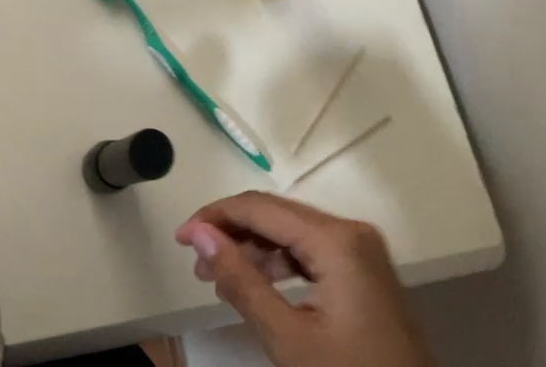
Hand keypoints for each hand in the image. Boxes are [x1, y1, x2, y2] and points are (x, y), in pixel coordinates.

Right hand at [176, 192, 434, 366]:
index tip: (181, 238)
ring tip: (219, 279)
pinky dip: (279, 262)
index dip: (215, 217)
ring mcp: (361, 250)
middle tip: (198, 265)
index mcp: (336, 239)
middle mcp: (351, 231)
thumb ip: (241, 281)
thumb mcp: (288, 337)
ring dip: (253, 250)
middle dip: (232, 234)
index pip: (260, 208)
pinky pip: (311, 250)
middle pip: (276, 214)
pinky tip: (256, 285)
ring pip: (292, 232)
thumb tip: (200, 234)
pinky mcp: (364, 270)